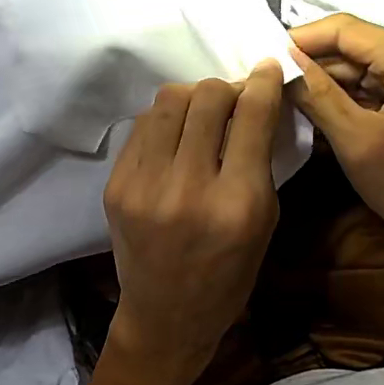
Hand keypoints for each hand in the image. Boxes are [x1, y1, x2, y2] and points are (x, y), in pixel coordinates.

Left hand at [102, 61, 284, 384]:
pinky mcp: (116, 186)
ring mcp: (144, 186)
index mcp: (237, 204)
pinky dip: (166, 121)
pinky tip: (175, 138)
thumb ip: (261, 161)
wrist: (166, 316)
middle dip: (228, 88)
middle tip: (234, 98)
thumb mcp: (264, 223)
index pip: (251, 117)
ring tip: (202, 114)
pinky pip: (143, 126)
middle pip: (207, 98)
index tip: (267, 68)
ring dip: (193, 97)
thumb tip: (256, 103)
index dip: (263, 83)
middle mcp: (188, 188)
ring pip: (169, 101)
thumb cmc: (229, 277)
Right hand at [288, 13, 383, 267]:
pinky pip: (364, 89)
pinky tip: (305, 110)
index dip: (302, 38)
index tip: (262, 54)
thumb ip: (317, 95)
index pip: (347, 30)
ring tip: (277, 95)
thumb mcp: (356, 140)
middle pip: (350, 47)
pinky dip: (336, 99)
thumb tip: (281, 60)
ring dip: (318, 82)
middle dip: (308, 62)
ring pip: (354, 69)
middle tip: (265, 79)